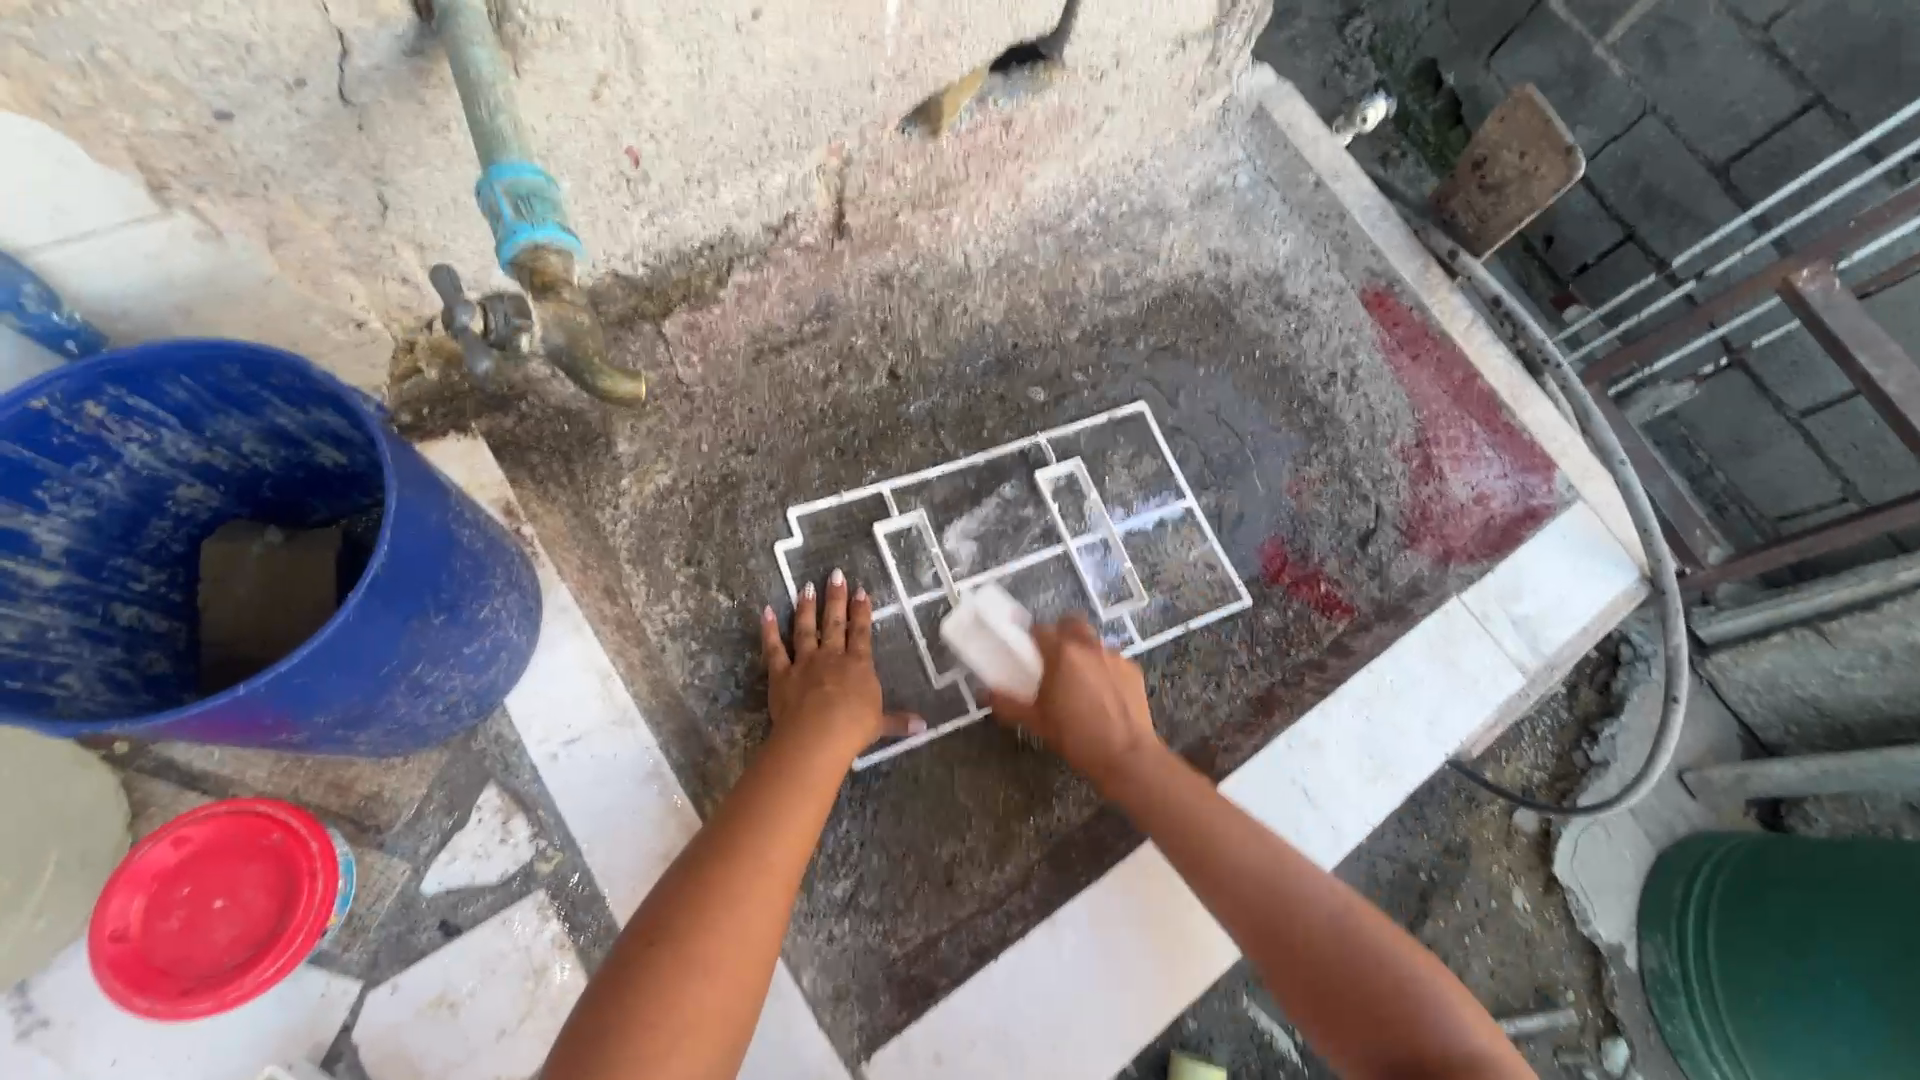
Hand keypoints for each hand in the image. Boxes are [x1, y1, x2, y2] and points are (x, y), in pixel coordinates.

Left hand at [760, 569, 925, 759]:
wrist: (817, 736)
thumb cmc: (853, 729)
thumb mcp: (880, 724)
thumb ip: (898, 721)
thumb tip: (923, 726)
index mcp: (858, 665)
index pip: (861, 632)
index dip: (862, 611)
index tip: (861, 591)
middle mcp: (832, 657)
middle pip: (834, 623)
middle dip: (836, 598)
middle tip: (835, 574)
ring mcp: (805, 663)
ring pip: (805, 629)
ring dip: (806, 607)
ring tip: (806, 586)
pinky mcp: (781, 674)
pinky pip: (774, 649)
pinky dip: (769, 630)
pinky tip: (766, 612)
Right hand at [988, 616, 1164, 790]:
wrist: (1126, 756)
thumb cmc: (1076, 737)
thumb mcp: (1036, 722)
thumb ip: (1007, 703)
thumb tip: (984, 694)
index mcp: (1062, 654)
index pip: (1040, 628)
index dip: (1032, 637)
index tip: (1028, 651)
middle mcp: (1089, 647)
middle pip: (1071, 622)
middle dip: (1061, 633)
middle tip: (1054, 658)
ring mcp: (1114, 656)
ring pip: (1094, 641)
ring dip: (1084, 650)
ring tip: (1081, 679)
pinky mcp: (1133, 670)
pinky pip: (1113, 660)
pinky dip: (1104, 668)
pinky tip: (1104, 693)